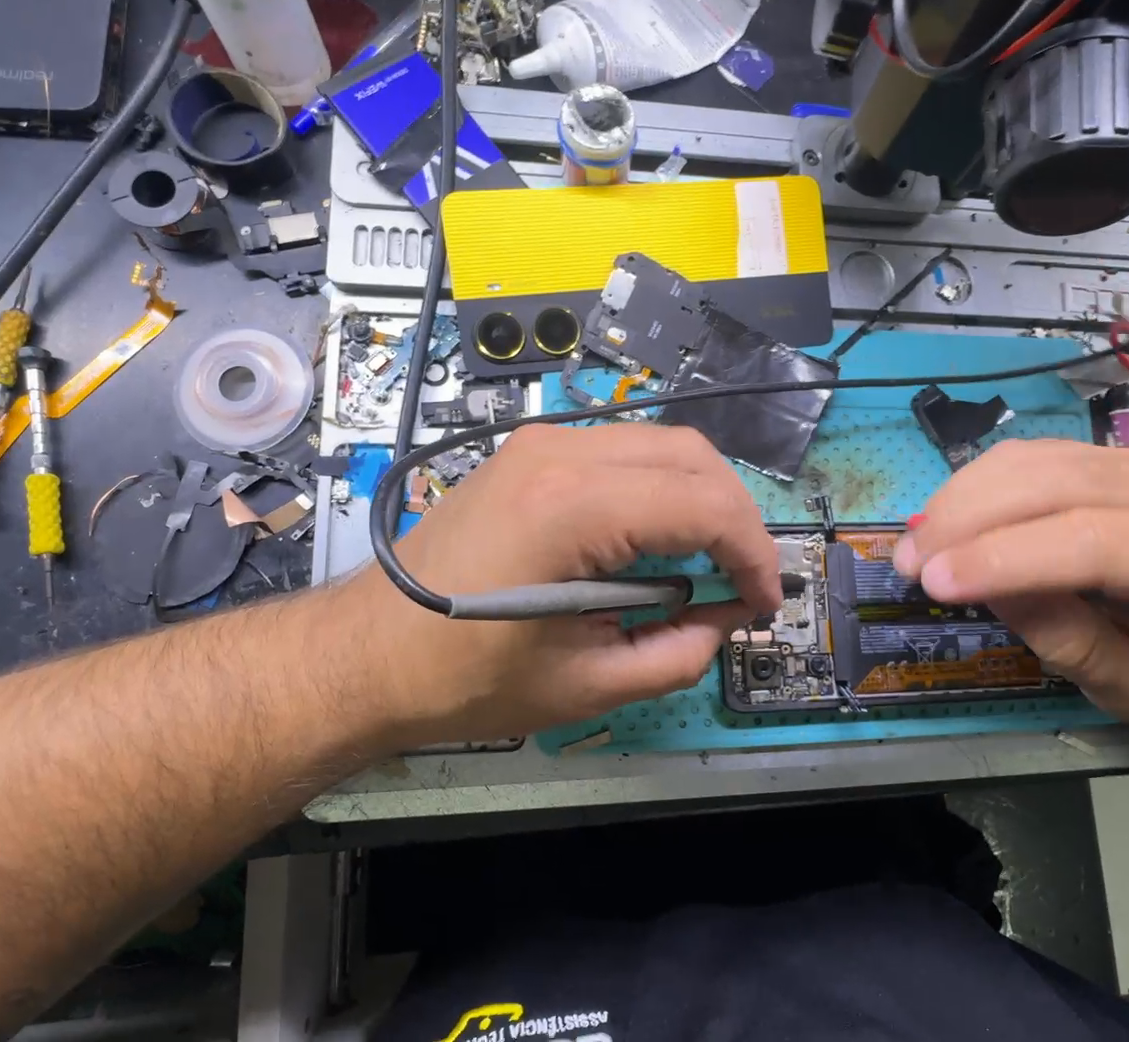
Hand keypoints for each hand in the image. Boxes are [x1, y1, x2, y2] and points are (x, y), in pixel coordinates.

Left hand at [331, 424, 782, 747]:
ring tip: (710, 561)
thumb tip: (728, 617)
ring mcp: (540, 443)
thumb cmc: (464, 679)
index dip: (752, 552)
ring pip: (661, 444)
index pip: (704, 504)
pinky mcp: (530, 452)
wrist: (365, 653)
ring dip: (701, 497)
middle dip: (736, 517)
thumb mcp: (587, 684)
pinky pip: (622, 452)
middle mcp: (559, 453)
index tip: (763, 600)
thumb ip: (679, 652)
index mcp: (572, 508)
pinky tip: (658, 538)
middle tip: (745, 579)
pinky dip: (660, 489)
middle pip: (692, 455)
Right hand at [893, 439, 1128, 733]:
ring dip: (965, 496)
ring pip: (1038, 459)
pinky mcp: (1118, 459)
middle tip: (907, 561)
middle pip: (1059, 484)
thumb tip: (993, 589)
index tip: (933, 581)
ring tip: (916, 542)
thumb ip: (1073, 642)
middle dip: (969, 519)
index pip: (1098, 542)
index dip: (1008, 556)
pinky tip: (949, 517)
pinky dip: (982, 483)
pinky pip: (1037, 455)